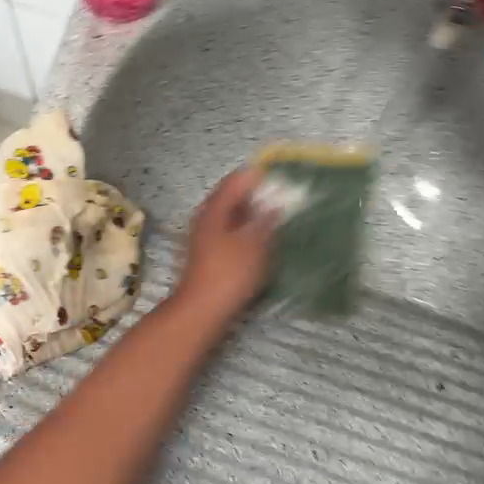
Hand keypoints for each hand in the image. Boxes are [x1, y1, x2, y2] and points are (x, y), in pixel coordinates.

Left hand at [174, 167, 277, 321]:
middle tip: (282, 193)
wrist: (201, 309)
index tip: (281, 174)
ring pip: (230, 214)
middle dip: (255, 192)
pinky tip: (260, 236)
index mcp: (214, 209)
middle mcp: (205, 217)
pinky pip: (229, 230)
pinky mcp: (207, 253)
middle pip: (231, 196)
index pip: (236, 180)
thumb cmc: (229, 274)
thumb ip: (265, 220)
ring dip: (250, 211)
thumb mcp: (254, 244)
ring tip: (276, 213)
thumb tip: (273, 203)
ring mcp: (204, 235)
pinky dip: (244, 228)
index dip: (257, 174)